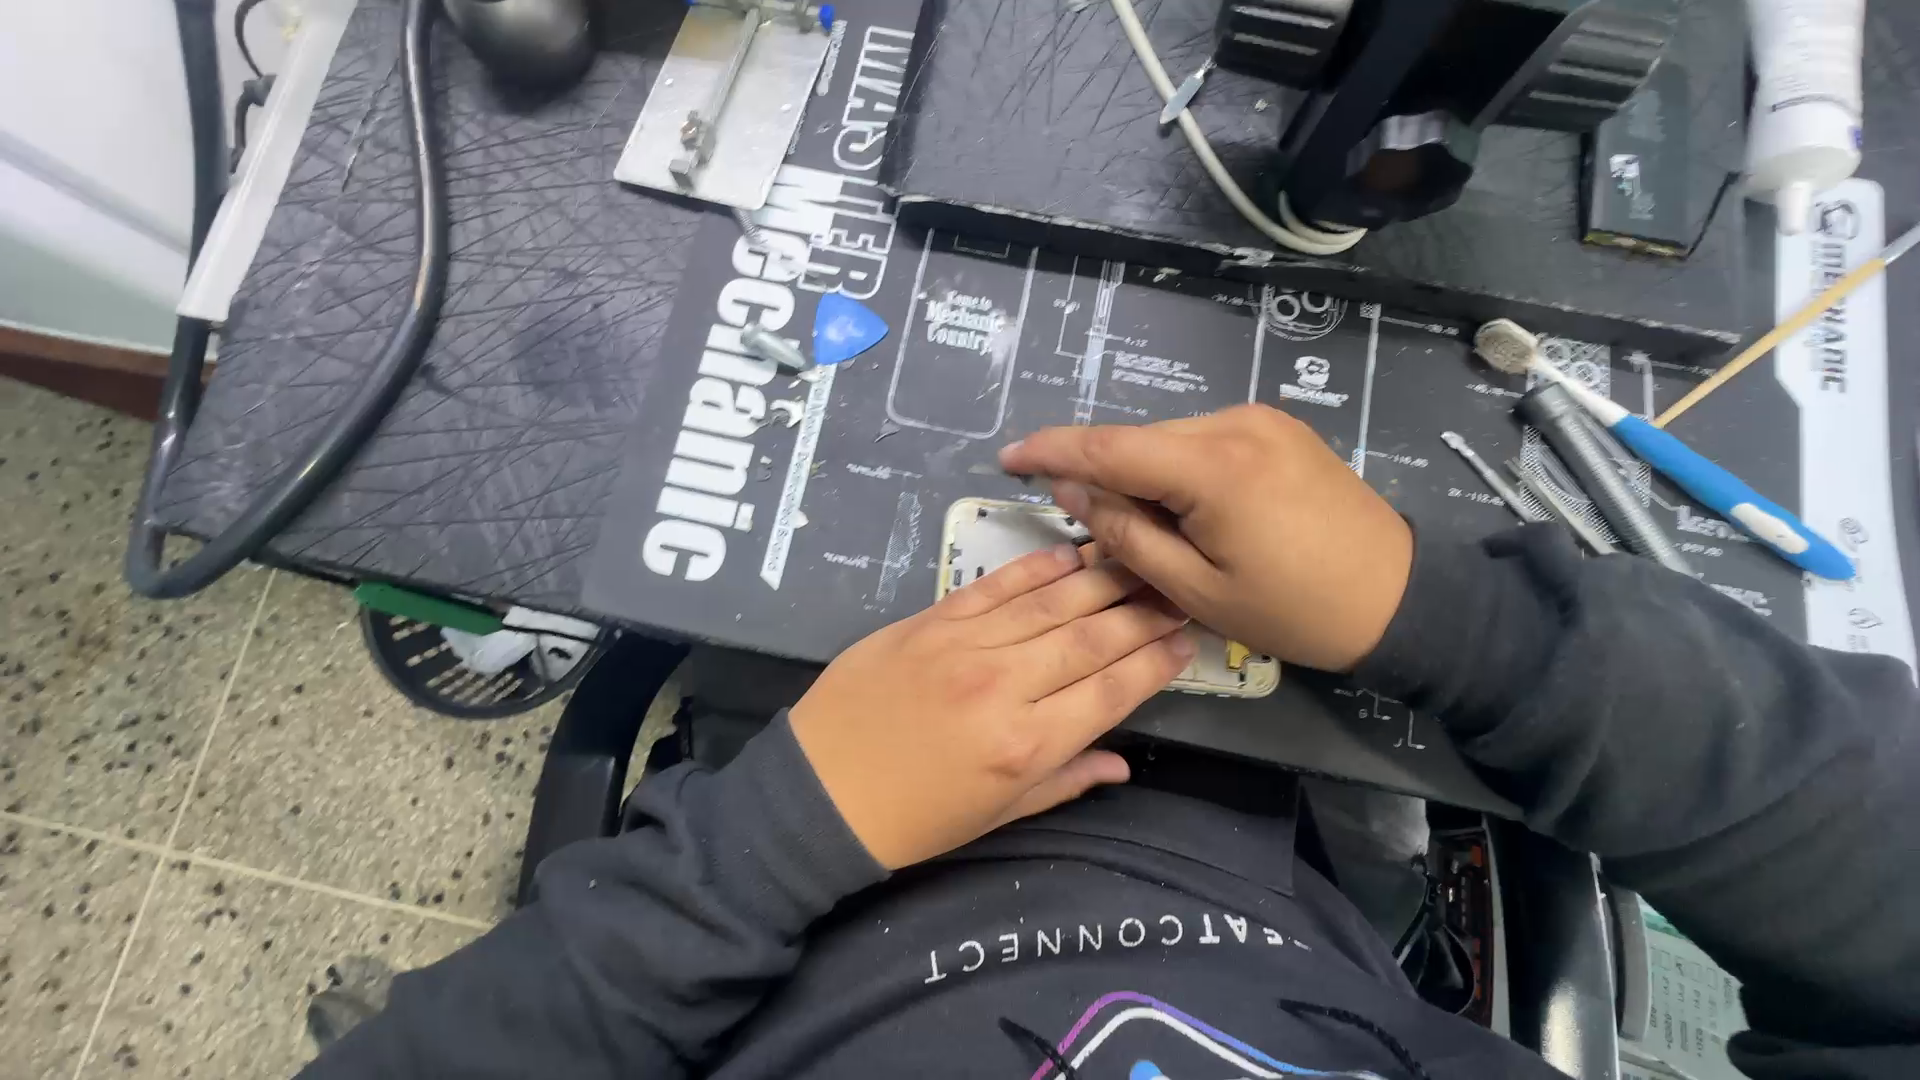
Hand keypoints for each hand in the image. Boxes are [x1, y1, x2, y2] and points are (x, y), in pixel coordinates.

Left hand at [788, 546, 1193, 869]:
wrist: (822, 790)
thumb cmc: (915, 818)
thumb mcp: (997, 815)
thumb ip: (1066, 781)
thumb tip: (1122, 762)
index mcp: (1027, 744)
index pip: (1114, 690)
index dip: (1157, 662)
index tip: (1188, 639)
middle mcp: (1005, 685)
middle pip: (1093, 636)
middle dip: (1143, 611)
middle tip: (1176, 590)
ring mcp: (965, 644)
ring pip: (1051, 601)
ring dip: (1102, 578)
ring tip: (1138, 560)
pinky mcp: (931, 620)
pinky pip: (996, 585)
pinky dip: (1037, 567)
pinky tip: (1071, 553)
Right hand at [999, 404, 1412, 672]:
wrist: (1402, 599)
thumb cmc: (1294, 610)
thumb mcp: (1195, 589)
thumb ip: (1125, 534)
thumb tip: (1072, 490)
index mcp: (1213, 466)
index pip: (1107, 448)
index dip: (1050, 451)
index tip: (1006, 458)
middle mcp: (1234, 423)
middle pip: (1137, 441)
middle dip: (1102, 477)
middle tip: (1093, 528)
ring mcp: (1259, 419)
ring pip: (1166, 441)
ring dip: (1142, 477)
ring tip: (1157, 532)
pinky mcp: (1276, 426)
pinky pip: (1200, 441)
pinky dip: (1176, 471)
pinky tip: (1191, 511)